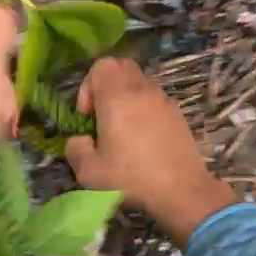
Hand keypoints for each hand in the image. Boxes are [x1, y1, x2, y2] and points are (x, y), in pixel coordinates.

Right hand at [65, 58, 237, 244]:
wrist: (180, 189)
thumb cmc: (129, 178)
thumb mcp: (88, 171)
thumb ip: (76, 149)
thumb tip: (80, 140)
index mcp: (117, 98)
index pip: (101, 66)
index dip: (87, 87)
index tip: (87, 117)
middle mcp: (142, 90)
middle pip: (121, 67)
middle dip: (105, 88)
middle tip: (100, 119)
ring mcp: (163, 100)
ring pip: (138, 84)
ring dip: (123, 101)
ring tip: (119, 134)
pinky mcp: (176, 114)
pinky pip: (152, 101)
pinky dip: (141, 112)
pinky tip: (140, 143)